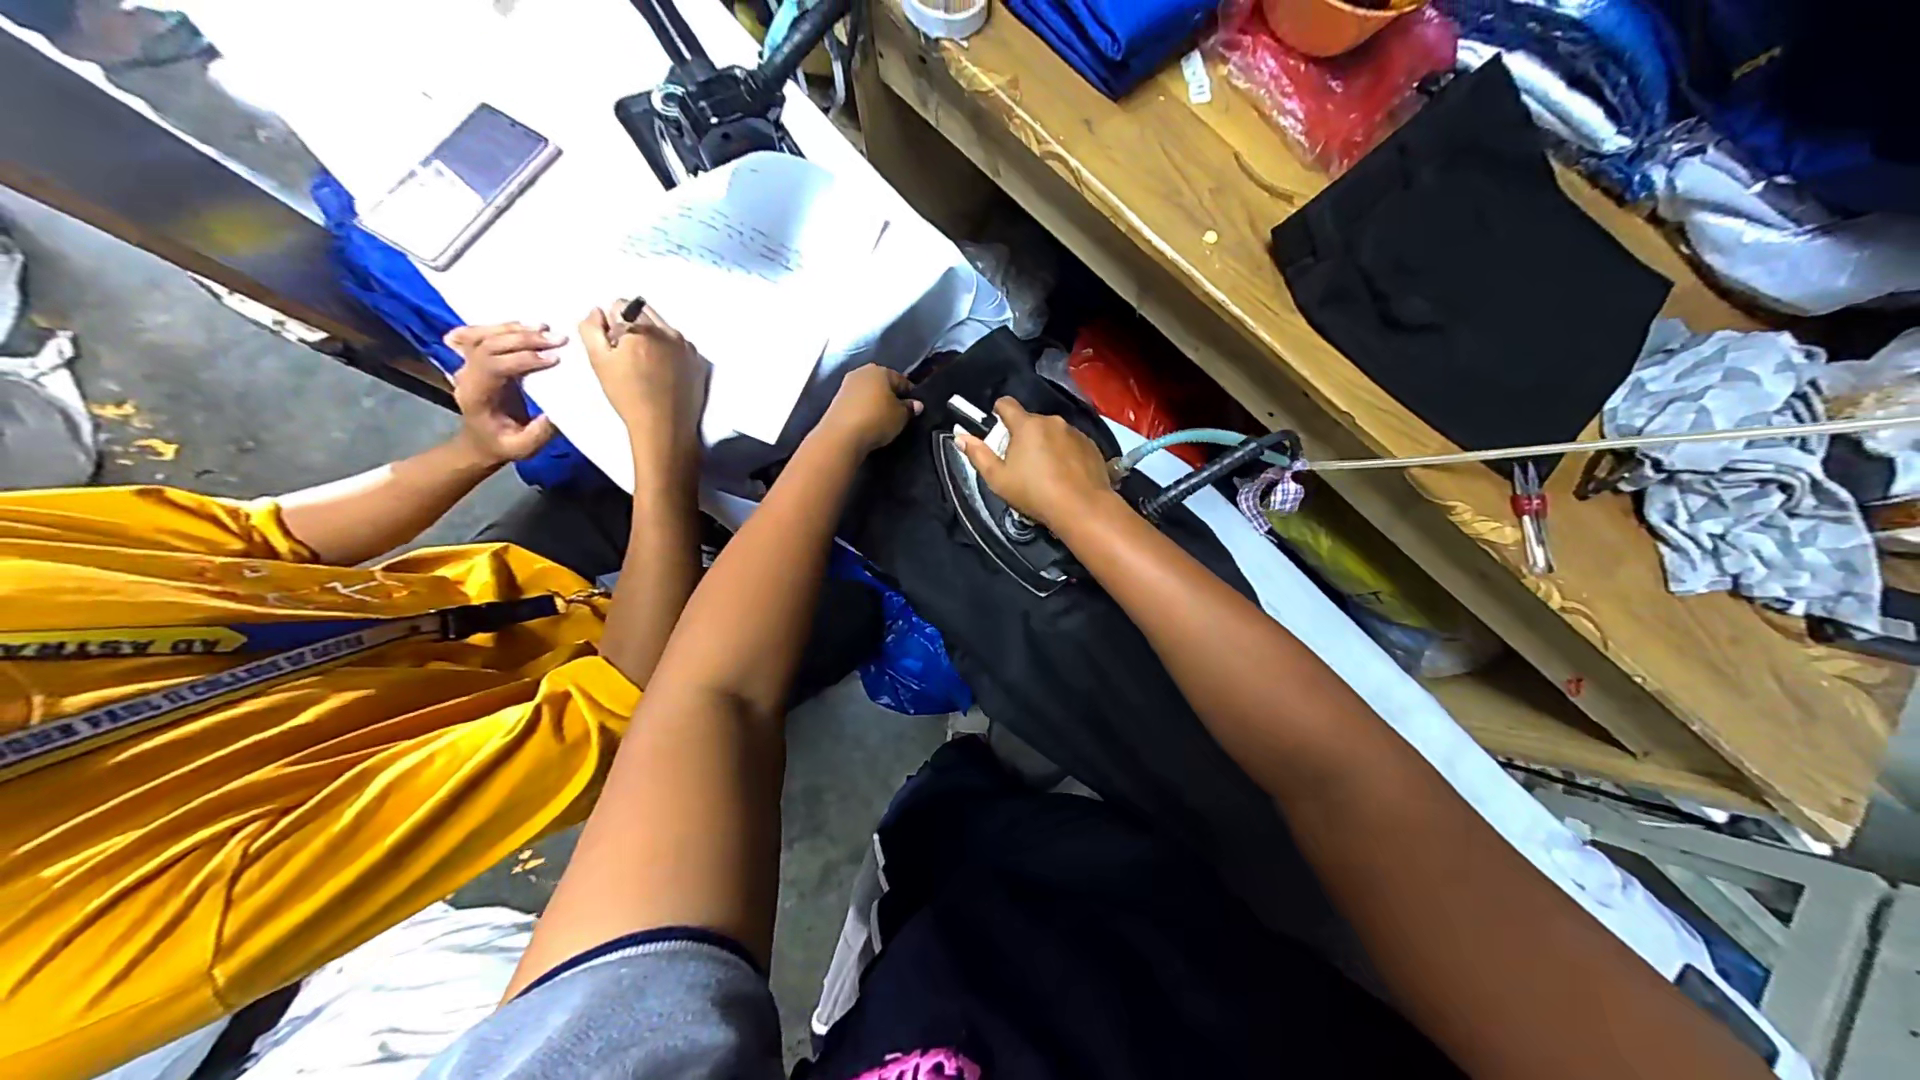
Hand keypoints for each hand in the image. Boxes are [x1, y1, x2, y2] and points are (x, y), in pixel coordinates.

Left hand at [443, 322, 562, 464]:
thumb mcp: (523, 447)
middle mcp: (467, 375)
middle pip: (489, 345)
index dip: (523, 359)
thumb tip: (557, 412)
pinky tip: (525, 325)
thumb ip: (539, 432)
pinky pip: (481, 335)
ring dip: (515, 329)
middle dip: (524, 339)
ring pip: (483, 336)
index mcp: (477, 396)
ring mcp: (467, 365)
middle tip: (558, 339)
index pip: (493, 366)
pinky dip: (503, 327)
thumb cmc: (502, 445)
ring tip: (545, 327)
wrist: (479, 442)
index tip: (554, 359)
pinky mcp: (476, 360)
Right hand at [579, 302, 708, 457]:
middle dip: (633, 326)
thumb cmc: (628, 395)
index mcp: (640, 328)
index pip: (620, 305)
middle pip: (643, 312)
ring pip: (662, 327)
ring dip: (652, 336)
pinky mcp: (697, 360)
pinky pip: (679, 344)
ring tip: (647, 365)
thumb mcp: (599, 361)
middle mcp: (667, 331)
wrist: (665, 426)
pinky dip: (669, 349)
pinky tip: (663, 371)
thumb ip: (591, 329)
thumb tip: (597, 311)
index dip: (612, 325)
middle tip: (629, 355)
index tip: (615, 346)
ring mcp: (686, 345)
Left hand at [814, 365, 920, 455]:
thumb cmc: (877, 419)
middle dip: (891, 395)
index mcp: (880, 370)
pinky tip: (868, 420)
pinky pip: (857, 402)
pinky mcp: (837, 400)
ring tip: (883, 418)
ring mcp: (847, 385)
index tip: (914, 407)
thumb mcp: (900, 416)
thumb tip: (916, 405)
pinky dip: (864, 408)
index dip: (910, 393)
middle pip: (882, 383)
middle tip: (898, 412)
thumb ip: (909, 408)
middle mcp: (862, 372)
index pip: (901, 380)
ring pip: (868, 392)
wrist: (841, 435)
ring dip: (876, 402)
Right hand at [957, 398, 1116, 528]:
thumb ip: (978, 454)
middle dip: (1023, 436)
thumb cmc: (1034, 493)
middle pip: (1030, 422)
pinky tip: (1065, 475)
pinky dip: (1066, 453)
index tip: (997, 429)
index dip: (998, 412)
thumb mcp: (998, 479)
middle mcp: (1052, 421)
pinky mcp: (1092, 446)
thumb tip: (960, 436)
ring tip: (1046, 472)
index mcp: (1027, 425)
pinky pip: (1072, 443)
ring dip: (1046, 444)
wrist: (1082, 508)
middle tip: (1020, 463)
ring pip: (1053, 432)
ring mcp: (1075, 432)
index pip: (1006, 404)